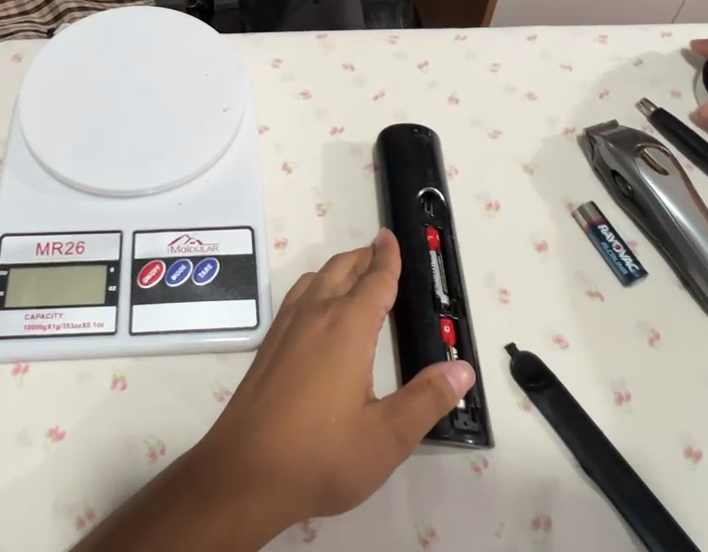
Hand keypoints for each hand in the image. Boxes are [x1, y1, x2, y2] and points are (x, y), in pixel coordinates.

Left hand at [191, 230, 474, 526]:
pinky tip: (319, 312)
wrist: (245, 473)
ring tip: (356, 276)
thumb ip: (427, 400)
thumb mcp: (387, 437)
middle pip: (342, 270)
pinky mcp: (269, 346)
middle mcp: (314, 316)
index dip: (387, 258)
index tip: (391, 236)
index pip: (375, 281)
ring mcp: (286, 329)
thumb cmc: (321, 455)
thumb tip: (462, 370)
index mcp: (347, 327)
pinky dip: (318, 287)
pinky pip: (298, 298)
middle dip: (364, 257)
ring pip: (316, 280)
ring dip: (339, 270)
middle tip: (383, 252)